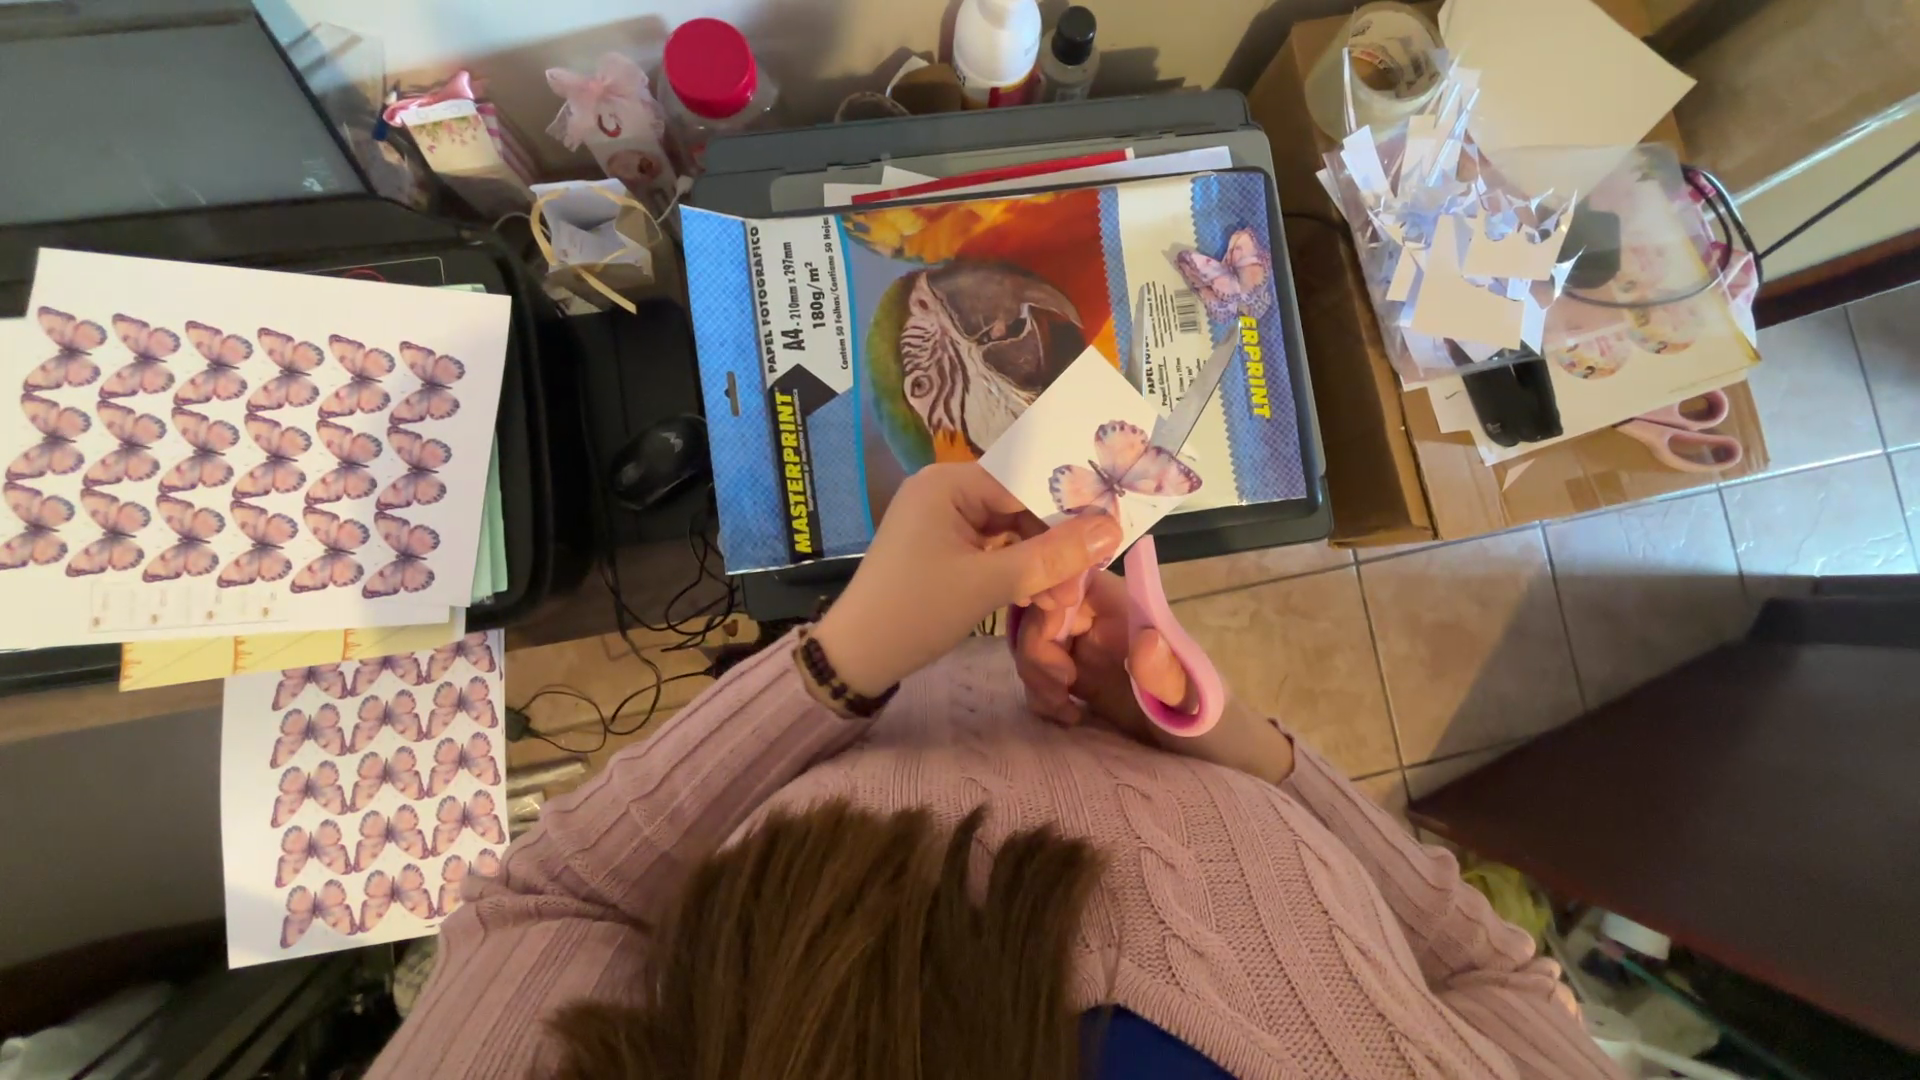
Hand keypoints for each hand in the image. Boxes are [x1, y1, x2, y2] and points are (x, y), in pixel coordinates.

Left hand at [813, 464, 1121, 695]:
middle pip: (1019, 506)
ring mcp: (943, 521)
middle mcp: (945, 491)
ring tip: (1061, 601)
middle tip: (1081, 584)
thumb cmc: (916, 611)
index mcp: (949, 483)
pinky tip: (1037, 597)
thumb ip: (1052, 555)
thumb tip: (1112, 528)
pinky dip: (1015, 571)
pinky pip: (992, 549)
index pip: (1025, 480)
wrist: (857, 657)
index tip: (1108, 534)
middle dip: (1053, 545)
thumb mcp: (990, 583)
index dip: (1069, 505)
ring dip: (1038, 563)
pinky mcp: (943, 548)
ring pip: (1010, 531)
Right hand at [1014, 570, 1295, 783]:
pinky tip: (1065, 716)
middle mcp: (1103, 623)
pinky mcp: (1076, 681)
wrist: (1214, 759)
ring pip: (1035, 640)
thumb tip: (1146, 637)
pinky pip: (1038, 672)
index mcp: (1132, 611)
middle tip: (1059, 685)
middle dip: (1038, 645)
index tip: (1050, 626)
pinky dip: (1039, 692)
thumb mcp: (1197, 703)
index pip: (1080, 577)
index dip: (1053, 587)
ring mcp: (1086, 652)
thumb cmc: (1214, 724)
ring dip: (1035, 671)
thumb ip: (1169, 674)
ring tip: (1063, 706)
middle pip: (1046, 609)